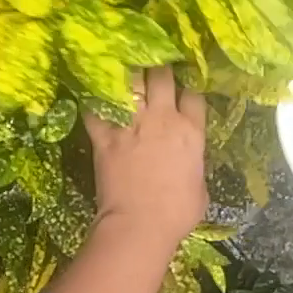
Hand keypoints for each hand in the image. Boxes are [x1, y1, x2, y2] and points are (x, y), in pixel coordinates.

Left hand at [84, 67, 207, 250]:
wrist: (140, 225)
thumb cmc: (177, 213)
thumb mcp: (200, 188)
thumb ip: (194, 165)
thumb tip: (189, 163)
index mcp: (191, 131)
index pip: (194, 94)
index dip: (189, 86)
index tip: (184, 87)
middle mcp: (163, 118)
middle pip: (162, 75)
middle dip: (158, 68)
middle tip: (152, 67)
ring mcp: (132, 124)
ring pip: (129, 81)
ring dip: (127, 74)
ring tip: (123, 69)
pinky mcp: (104, 135)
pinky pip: (95, 108)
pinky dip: (93, 101)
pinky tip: (92, 96)